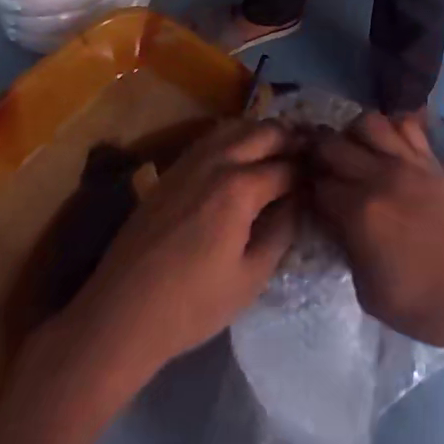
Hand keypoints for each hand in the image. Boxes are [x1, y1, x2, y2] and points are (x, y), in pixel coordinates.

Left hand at [56, 118, 298, 371]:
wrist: (119, 317)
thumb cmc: (191, 306)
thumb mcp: (250, 277)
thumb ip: (282, 231)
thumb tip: (300, 200)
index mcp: (240, 189)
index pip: (288, 167)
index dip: (310, 171)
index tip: (325, 177)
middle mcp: (216, 163)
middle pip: (264, 132)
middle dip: (292, 138)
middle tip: (310, 153)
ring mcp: (189, 163)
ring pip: (235, 127)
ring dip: (263, 132)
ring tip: (280, 150)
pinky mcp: (170, 172)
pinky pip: (211, 139)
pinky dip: (235, 138)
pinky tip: (242, 157)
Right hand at [308, 114, 443, 360]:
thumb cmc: (427, 305)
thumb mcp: (370, 293)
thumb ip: (345, 248)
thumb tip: (333, 220)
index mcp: (361, 213)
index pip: (315, 184)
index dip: (301, 188)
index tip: (297, 194)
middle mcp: (382, 176)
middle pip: (332, 144)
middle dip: (315, 154)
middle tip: (313, 170)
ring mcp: (410, 163)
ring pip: (368, 122)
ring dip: (350, 134)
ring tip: (350, 155)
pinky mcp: (433, 161)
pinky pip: (407, 125)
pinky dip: (391, 128)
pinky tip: (386, 149)